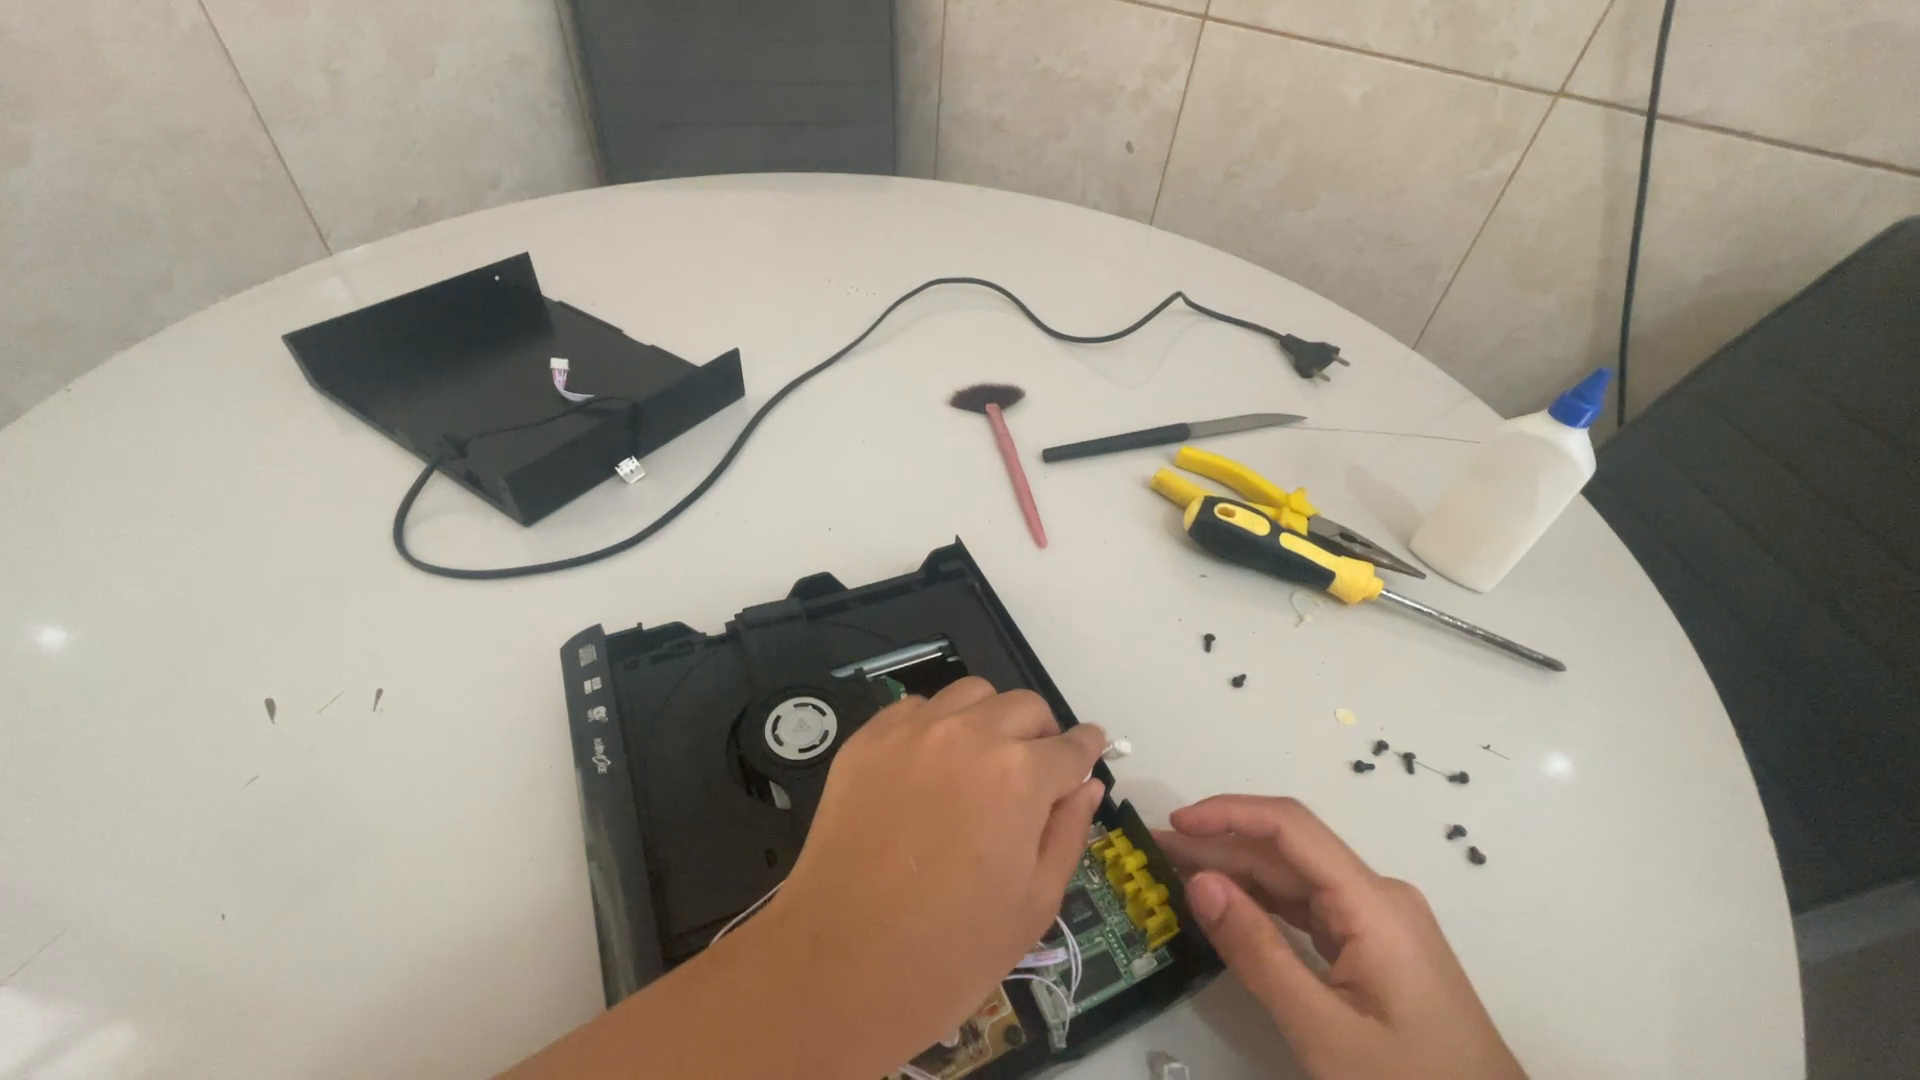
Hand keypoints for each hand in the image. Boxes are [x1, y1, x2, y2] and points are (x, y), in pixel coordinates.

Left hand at [769, 677, 1106, 1074]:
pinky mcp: (865, 741)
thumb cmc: (949, 952)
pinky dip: (934, 726)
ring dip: (988, 719)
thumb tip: (1086, 787)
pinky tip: (927, 769)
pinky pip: (914, 709)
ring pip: (969, 694)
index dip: (1086, 750)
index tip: (1088, 754)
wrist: (838, 967)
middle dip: (1040, 734)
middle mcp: (968, 735)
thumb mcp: (1033, 905)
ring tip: (979, 764)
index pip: (1071, 746)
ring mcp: (911, 732)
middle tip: (1034, 773)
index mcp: (1019, 776)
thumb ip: (1067, 834)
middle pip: (1023, 707)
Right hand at [1155, 796, 1525, 1079]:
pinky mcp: (1372, 947)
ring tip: (1175, 875)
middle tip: (1154, 855)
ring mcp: (1376, 922)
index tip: (1176, 823)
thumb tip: (1199, 882)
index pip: (1291, 828)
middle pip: (1286, 853)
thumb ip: (1258, 952)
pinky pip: (1306, 910)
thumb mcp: (1324, 1031)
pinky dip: (1261, 905)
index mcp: (1371, 903)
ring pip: (1293, 879)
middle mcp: (1375, 897)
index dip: (1229, 814)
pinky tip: (1225, 909)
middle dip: (1219, 846)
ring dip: (1235, 874)